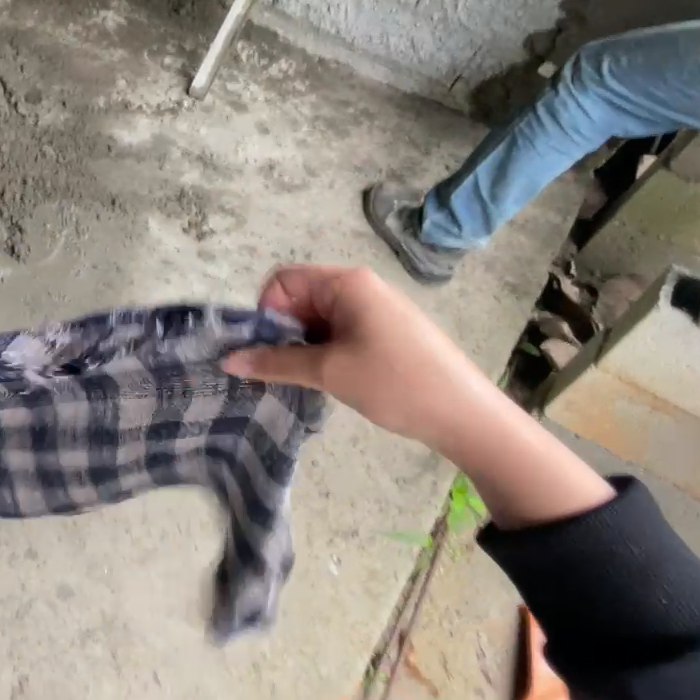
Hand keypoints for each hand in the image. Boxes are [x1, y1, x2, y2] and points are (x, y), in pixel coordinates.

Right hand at [223, 264, 506, 454]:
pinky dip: (326, 349)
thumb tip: (228, 360)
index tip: (269, 347)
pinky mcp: (387, 331)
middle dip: (283, 329)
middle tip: (286, 366)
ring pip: (318, 317)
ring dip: (304, 343)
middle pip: (299, 296)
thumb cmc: (397, 383)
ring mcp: (376, 308)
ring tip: (312, 376)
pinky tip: (335, 377)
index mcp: (346, 282)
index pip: (282, 280)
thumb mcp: (328, 372)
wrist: (471, 419)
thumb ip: (274, 362)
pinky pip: (340, 329)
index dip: (267, 311)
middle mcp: (360, 286)